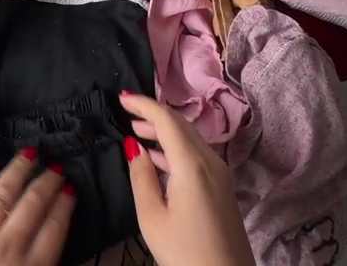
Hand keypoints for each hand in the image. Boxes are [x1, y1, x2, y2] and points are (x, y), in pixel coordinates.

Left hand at [0, 150, 74, 265]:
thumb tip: (54, 250)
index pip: (54, 229)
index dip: (64, 205)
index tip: (70, 188)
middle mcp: (8, 248)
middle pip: (33, 205)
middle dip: (47, 182)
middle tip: (55, 166)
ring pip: (3, 192)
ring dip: (18, 170)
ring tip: (29, 154)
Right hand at [121, 92, 253, 265]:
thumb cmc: (185, 255)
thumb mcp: (153, 218)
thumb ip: (141, 176)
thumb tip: (135, 145)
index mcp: (192, 164)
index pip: (166, 118)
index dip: (143, 104)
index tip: (121, 97)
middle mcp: (211, 161)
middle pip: (180, 124)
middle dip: (153, 114)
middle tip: (127, 114)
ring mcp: (221, 174)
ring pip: (190, 138)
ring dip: (164, 131)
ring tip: (138, 132)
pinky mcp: (224, 188)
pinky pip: (197, 154)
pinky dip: (176, 148)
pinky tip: (159, 159)